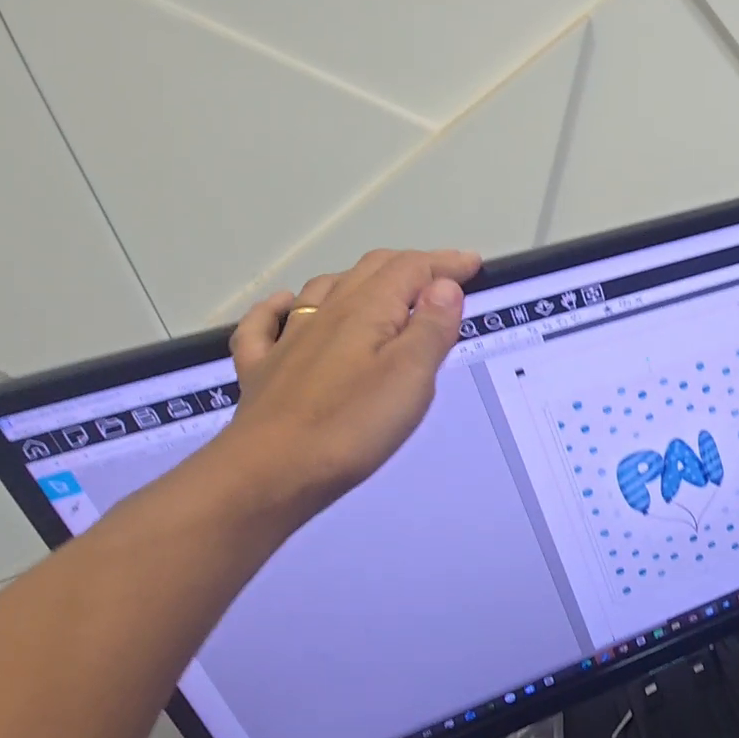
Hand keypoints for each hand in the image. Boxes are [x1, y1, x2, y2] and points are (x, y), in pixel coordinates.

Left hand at [219, 249, 482, 514]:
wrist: (268, 474)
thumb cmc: (352, 424)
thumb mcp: (411, 375)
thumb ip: (431, 326)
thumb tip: (444, 284)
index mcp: (367, 311)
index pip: (411, 269)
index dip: (445, 263)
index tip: (474, 264)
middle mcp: (326, 314)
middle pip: (371, 270)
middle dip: (412, 265)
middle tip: (445, 275)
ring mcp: (289, 340)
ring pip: (325, 289)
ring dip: (362, 279)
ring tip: (387, 289)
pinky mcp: (263, 370)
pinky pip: (266, 323)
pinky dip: (282, 306)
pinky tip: (288, 306)